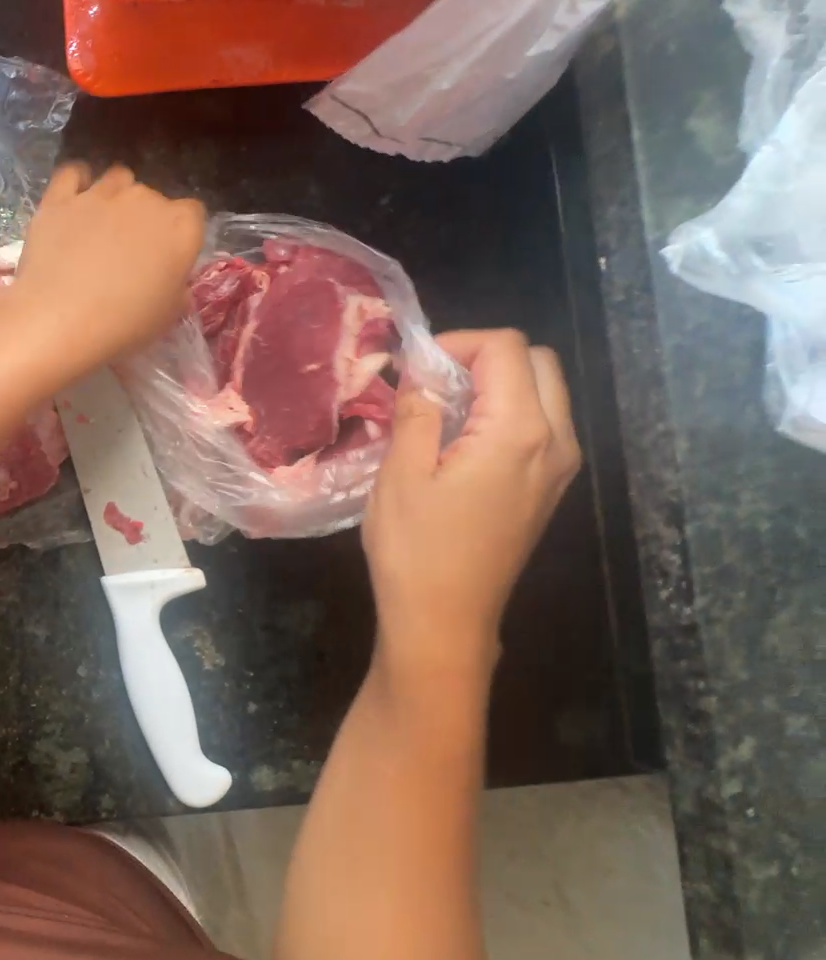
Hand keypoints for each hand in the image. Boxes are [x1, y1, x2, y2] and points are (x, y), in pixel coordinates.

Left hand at [0, 164, 205, 374]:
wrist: (56, 322)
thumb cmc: (121, 326)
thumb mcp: (168, 316)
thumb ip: (176, 287)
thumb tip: (171, 279)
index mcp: (180, 226)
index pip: (191, 215)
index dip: (177, 237)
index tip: (161, 261)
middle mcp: (144, 199)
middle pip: (150, 198)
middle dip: (141, 221)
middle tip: (123, 256)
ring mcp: (99, 196)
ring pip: (116, 180)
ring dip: (113, 198)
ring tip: (98, 229)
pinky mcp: (59, 201)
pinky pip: (72, 174)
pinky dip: (75, 183)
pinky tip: (73, 201)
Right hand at [362, 330, 581, 678]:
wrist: (444, 616)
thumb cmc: (414, 547)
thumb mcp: (400, 475)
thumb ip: (417, 413)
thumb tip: (420, 371)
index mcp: (519, 432)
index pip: (507, 350)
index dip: (456, 343)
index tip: (411, 368)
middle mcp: (556, 440)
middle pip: (537, 362)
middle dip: (481, 357)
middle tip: (425, 383)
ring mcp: (558, 465)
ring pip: (543, 391)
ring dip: (493, 384)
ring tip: (436, 409)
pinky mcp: (547, 485)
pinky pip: (538, 424)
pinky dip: (502, 411)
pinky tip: (455, 439)